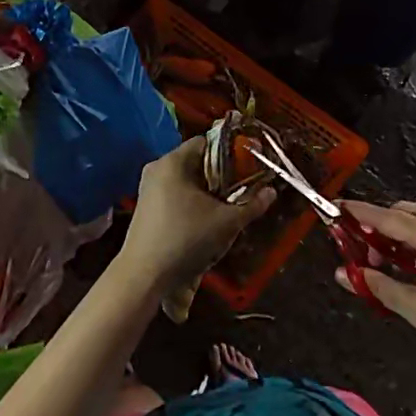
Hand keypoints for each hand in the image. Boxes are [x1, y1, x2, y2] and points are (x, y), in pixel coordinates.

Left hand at [121, 137, 274, 289]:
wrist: (144, 274)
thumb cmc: (186, 239)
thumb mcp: (226, 222)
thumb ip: (252, 204)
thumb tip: (271, 191)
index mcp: (173, 162)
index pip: (208, 142)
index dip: (233, 152)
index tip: (250, 169)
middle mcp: (158, 168)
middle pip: (198, 162)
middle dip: (223, 176)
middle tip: (243, 192)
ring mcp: (148, 188)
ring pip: (188, 181)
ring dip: (209, 193)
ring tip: (227, 210)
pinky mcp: (146, 206)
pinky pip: (176, 194)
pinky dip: (194, 203)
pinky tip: (206, 223)